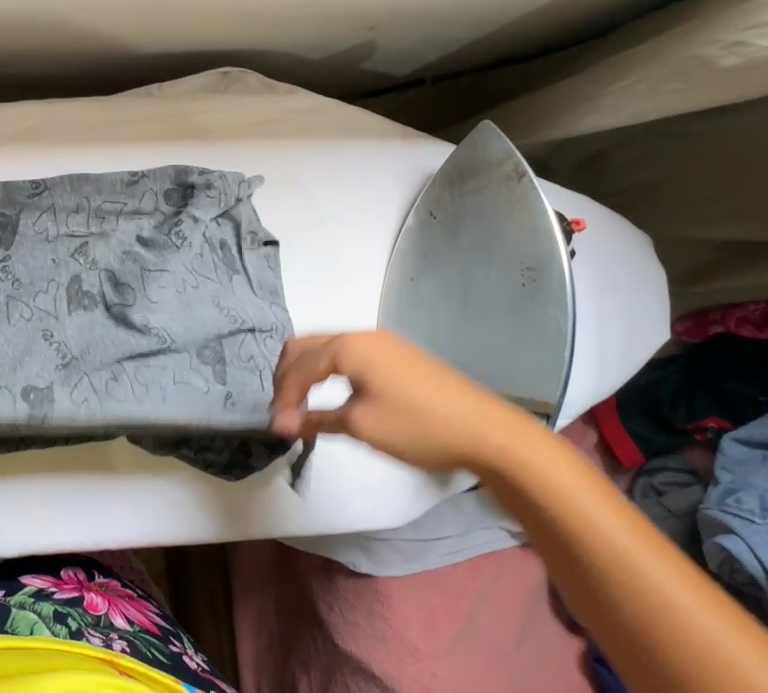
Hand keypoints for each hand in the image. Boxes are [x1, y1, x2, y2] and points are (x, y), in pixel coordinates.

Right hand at [269, 330, 542, 471]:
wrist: (490, 433)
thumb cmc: (419, 426)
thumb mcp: (361, 426)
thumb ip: (315, 419)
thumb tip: (278, 423)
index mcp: (347, 347)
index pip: (298, 367)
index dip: (283, 396)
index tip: (277, 426)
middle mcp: (360, 335)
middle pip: (305, 346)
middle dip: (288, 375)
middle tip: (284, 408)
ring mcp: (382, 343)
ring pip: (327, 348)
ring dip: (308, 372)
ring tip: (303, 403)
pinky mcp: (398, 356)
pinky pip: (348, 354)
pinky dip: (330, 371)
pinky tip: (334, 394)